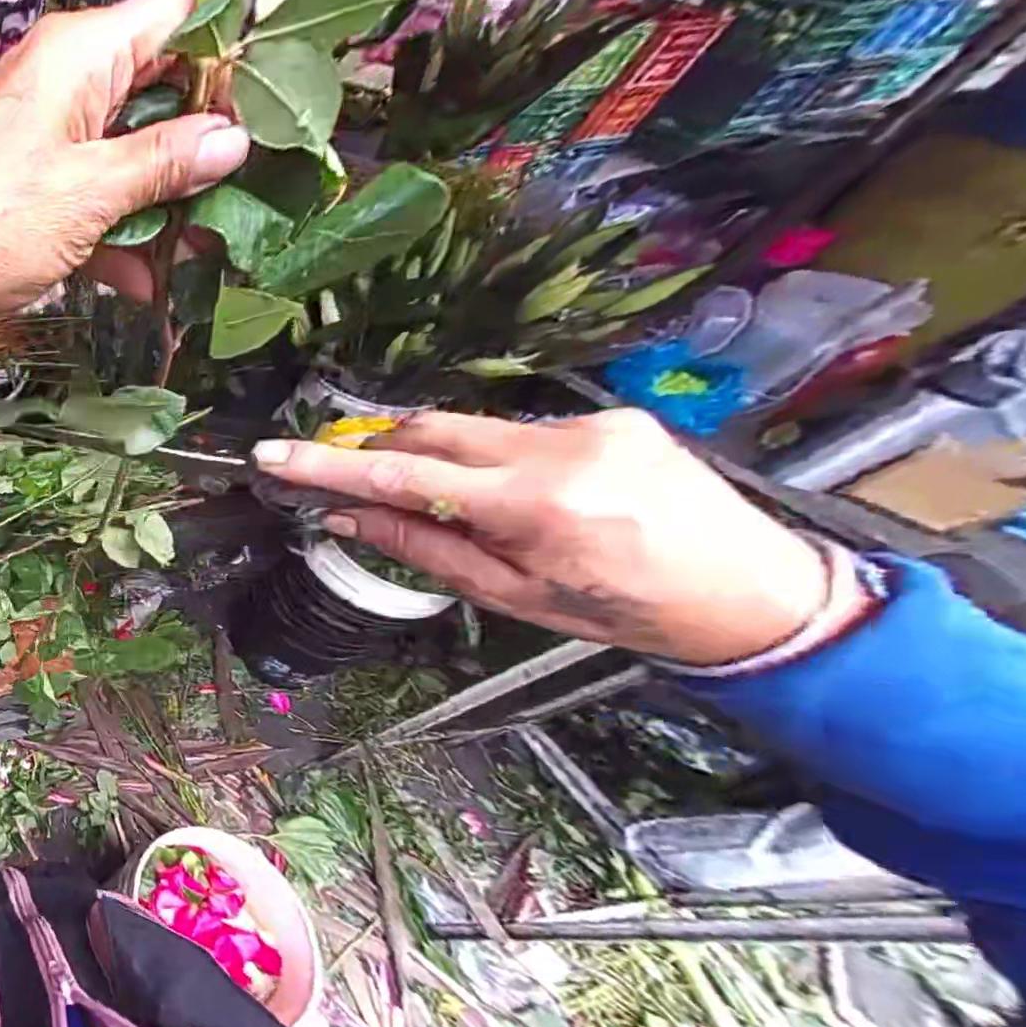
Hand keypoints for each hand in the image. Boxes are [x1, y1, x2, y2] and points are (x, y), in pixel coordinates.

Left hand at [0, 0, 250, 366]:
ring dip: (169, 204)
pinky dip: (126, 240)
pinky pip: (105, 204)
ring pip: (136, 159)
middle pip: (160, 98)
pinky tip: (148, 281)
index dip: (222, 56)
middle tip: (244, 185)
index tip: (262, 104)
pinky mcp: (50, 193)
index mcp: (77, 58)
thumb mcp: (91, 190)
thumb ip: (164, 162)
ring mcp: (59, 144)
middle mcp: (69, 90)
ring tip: (208, 245)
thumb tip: (230, 139)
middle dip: (202, 146)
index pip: (171, 22)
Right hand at [253, 409, 865, 665]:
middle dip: (376, 448)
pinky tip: (506, 490)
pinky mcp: (608, 414)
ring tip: (444, 500)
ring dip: (433, 457)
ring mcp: (588, 423)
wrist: (752, 592)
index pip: (402, 475)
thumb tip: (346, 519)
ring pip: (469, 426)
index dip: (328, 465)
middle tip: (346, 478)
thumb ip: (420, 548)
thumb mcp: (508, 594)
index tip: (273, 455)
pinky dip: (485, 456)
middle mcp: (559, 448)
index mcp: (534, 507)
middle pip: (428, 429)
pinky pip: (514, 429)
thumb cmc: (619, 612)